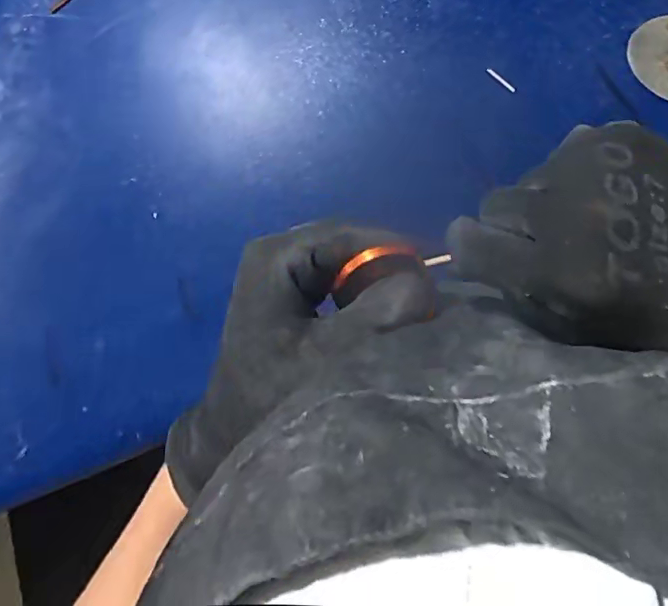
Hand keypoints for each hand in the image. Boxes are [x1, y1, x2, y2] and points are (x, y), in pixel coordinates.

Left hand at [166, 222, 437, 502]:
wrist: (231, 433)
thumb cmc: (273, 397)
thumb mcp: (330, 355)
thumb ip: (376, 314)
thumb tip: (423, 281)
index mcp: (274, 255)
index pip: (344, 235)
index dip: (392, 251)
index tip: (436, 280)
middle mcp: (273, 253)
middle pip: (344, 248)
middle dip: (385, 271)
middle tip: (427, 303)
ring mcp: (278, 273)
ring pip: (343, 267)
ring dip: (376, 288)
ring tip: (410, 316)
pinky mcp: (287, 296)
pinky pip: (335, 286)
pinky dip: (361, 301)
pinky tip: (382, 326)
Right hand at [447, 122, 667, 351]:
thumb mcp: (593, 332)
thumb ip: (525, 295)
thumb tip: (471, 262)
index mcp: (564, 270)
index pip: (471, 242)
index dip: (474, 250)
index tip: (484, 254)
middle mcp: (571, 210)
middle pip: (497, 204)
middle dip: (512, 225)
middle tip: (545, 240)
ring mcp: (595, 165)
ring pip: (531, 177)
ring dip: (546, 198)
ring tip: (587, 218)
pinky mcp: (618, 136)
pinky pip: (567, 153)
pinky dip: (580, 173)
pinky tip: (612, 193)